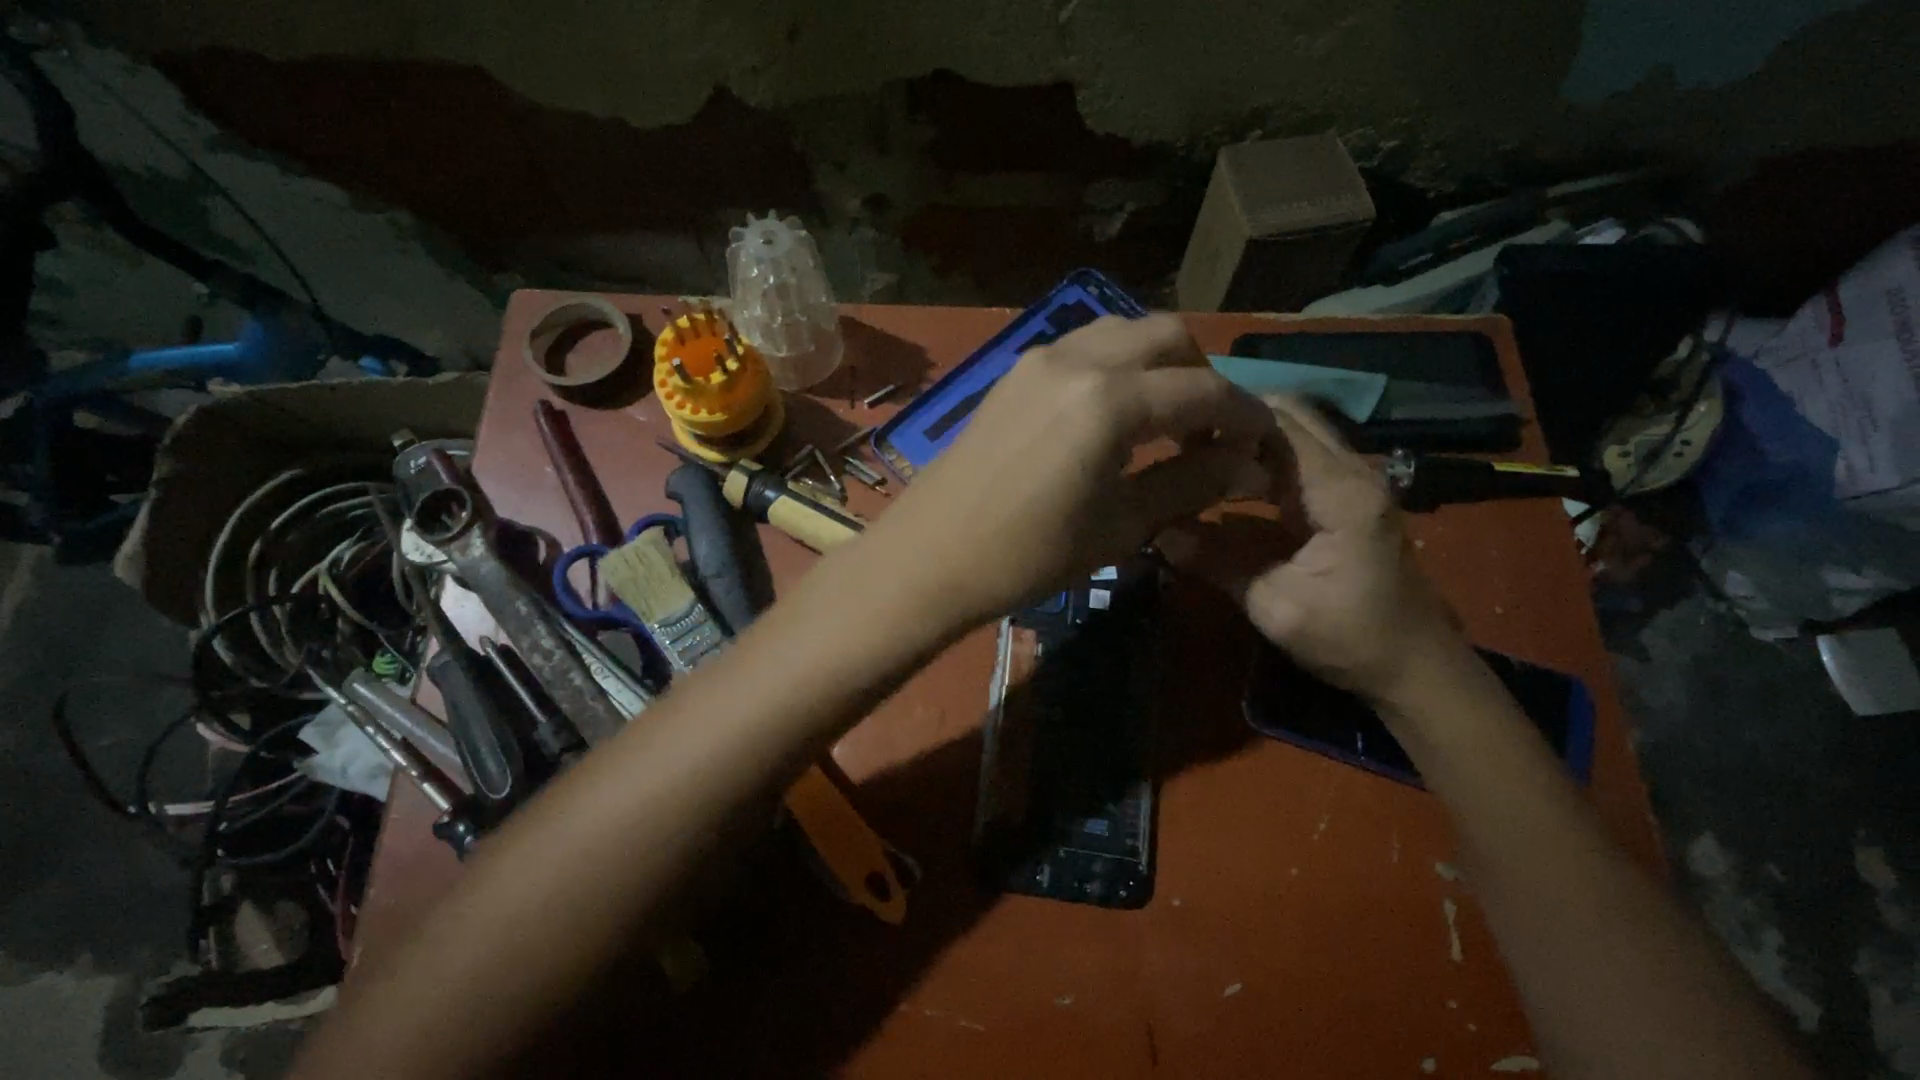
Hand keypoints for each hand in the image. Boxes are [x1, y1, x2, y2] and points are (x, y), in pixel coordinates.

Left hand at [866, 314, 1273, 627]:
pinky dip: (1118, 366)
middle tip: (1211, 431)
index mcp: (1109, 399)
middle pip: (1167, 336)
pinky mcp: (1015, 370)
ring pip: (1123, 332)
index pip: (1203, 391)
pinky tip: (1117, 416)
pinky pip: (1085, 347)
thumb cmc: (1029, 555)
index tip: (1264, 444)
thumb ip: (1191, 483)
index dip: (1245, 416)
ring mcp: (1040, 357)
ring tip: (1166, 422)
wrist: (931, 556)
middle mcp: (1077, 358)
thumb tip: (1247, 464)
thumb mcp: (1121, 525)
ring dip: (1159, 365)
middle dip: (1203, 376)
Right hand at [1159, 396, 1466, 706]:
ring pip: (1292, 431)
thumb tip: (1158, 533)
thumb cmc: (1351, 640)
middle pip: (1289, 413)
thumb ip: (1218, 562)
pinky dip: (1258, 460)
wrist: (1415, 668)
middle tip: (1180, 441)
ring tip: (1194, 455)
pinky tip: (1222, 482)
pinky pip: (1296, 459)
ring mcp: (1351, 481)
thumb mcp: (1276, 607)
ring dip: (1245, 437)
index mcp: (1341, 492)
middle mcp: (1352, 471)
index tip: (1175, 435)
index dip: (1226, 421)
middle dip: (1234, 419)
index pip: (1279, 425)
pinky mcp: (1342, 497)